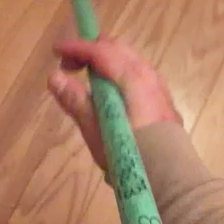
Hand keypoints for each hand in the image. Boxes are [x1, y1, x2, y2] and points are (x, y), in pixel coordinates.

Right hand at [47, 39, 182, 169]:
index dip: (76, 47)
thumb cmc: (129, 151)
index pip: (101, 51)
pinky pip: (137, 74)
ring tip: (87, 80)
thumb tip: (54, 76)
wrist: (169, 175)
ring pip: (129, 60)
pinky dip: (118, 73)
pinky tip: (110, 93)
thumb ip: (76, 100)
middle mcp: (148, 74)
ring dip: (105, 61)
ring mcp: (157, 86)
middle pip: (116, 48)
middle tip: (69, 66)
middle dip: (90, 50)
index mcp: (132, 76)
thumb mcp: (96, 128)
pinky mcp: (161, 99)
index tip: (55, 50)